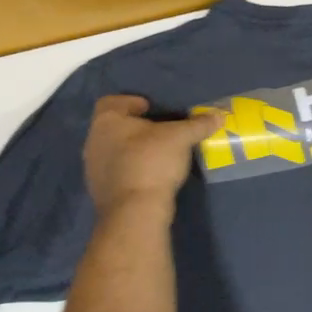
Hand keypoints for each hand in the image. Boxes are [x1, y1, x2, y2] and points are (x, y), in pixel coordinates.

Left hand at [83, 95, 223, 214]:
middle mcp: (93, 141)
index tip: (149, 108)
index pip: (111, 101)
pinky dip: (130, 170)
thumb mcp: (181, 138)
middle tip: (158, 131)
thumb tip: (218, 116)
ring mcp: (93, 168)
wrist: (135, 210)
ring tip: (156, 155)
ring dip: (131, 150)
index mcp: (106, 121)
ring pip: (113, 150)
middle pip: (112, 127)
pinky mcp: (99, 191)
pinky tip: (149, 176)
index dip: (131, 101)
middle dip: (134, 127)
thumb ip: (198, 125)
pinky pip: (115, 172)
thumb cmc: (152, 161)